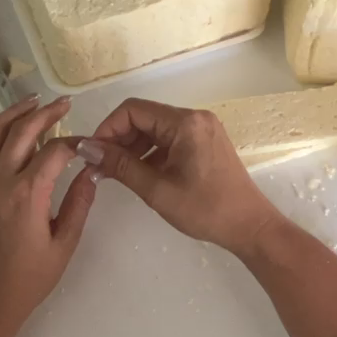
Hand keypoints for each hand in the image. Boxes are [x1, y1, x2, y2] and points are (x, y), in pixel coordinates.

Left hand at [0, 96, 96, 325]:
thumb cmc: (33, 276)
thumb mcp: (65, 242)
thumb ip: (79, 203)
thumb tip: (92, 171)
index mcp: (27, 195)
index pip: (55, 152)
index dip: (75, 143)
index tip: (89, 145)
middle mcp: (0, 182)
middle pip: (22, 133)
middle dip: (46, 114)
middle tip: (65, 103)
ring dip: (13, 113)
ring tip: (33, 100)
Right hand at [79, 98, 286, 255]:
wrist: (249, 226)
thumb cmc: (205, 209)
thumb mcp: (156, 189)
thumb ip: (120, 165)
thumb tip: (86, 149)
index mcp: (185, 123)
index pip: (133, 110)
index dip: (107, 129)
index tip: (92, 153)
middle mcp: (195, 118)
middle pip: (144, 117)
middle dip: (118, 139)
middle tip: (100, 166)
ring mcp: (202, 129)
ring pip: (155, 129)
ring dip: (133, 147)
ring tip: (116, 173)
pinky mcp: (205, 143)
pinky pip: (170, 140)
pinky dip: (151, 153)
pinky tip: (140, 174)